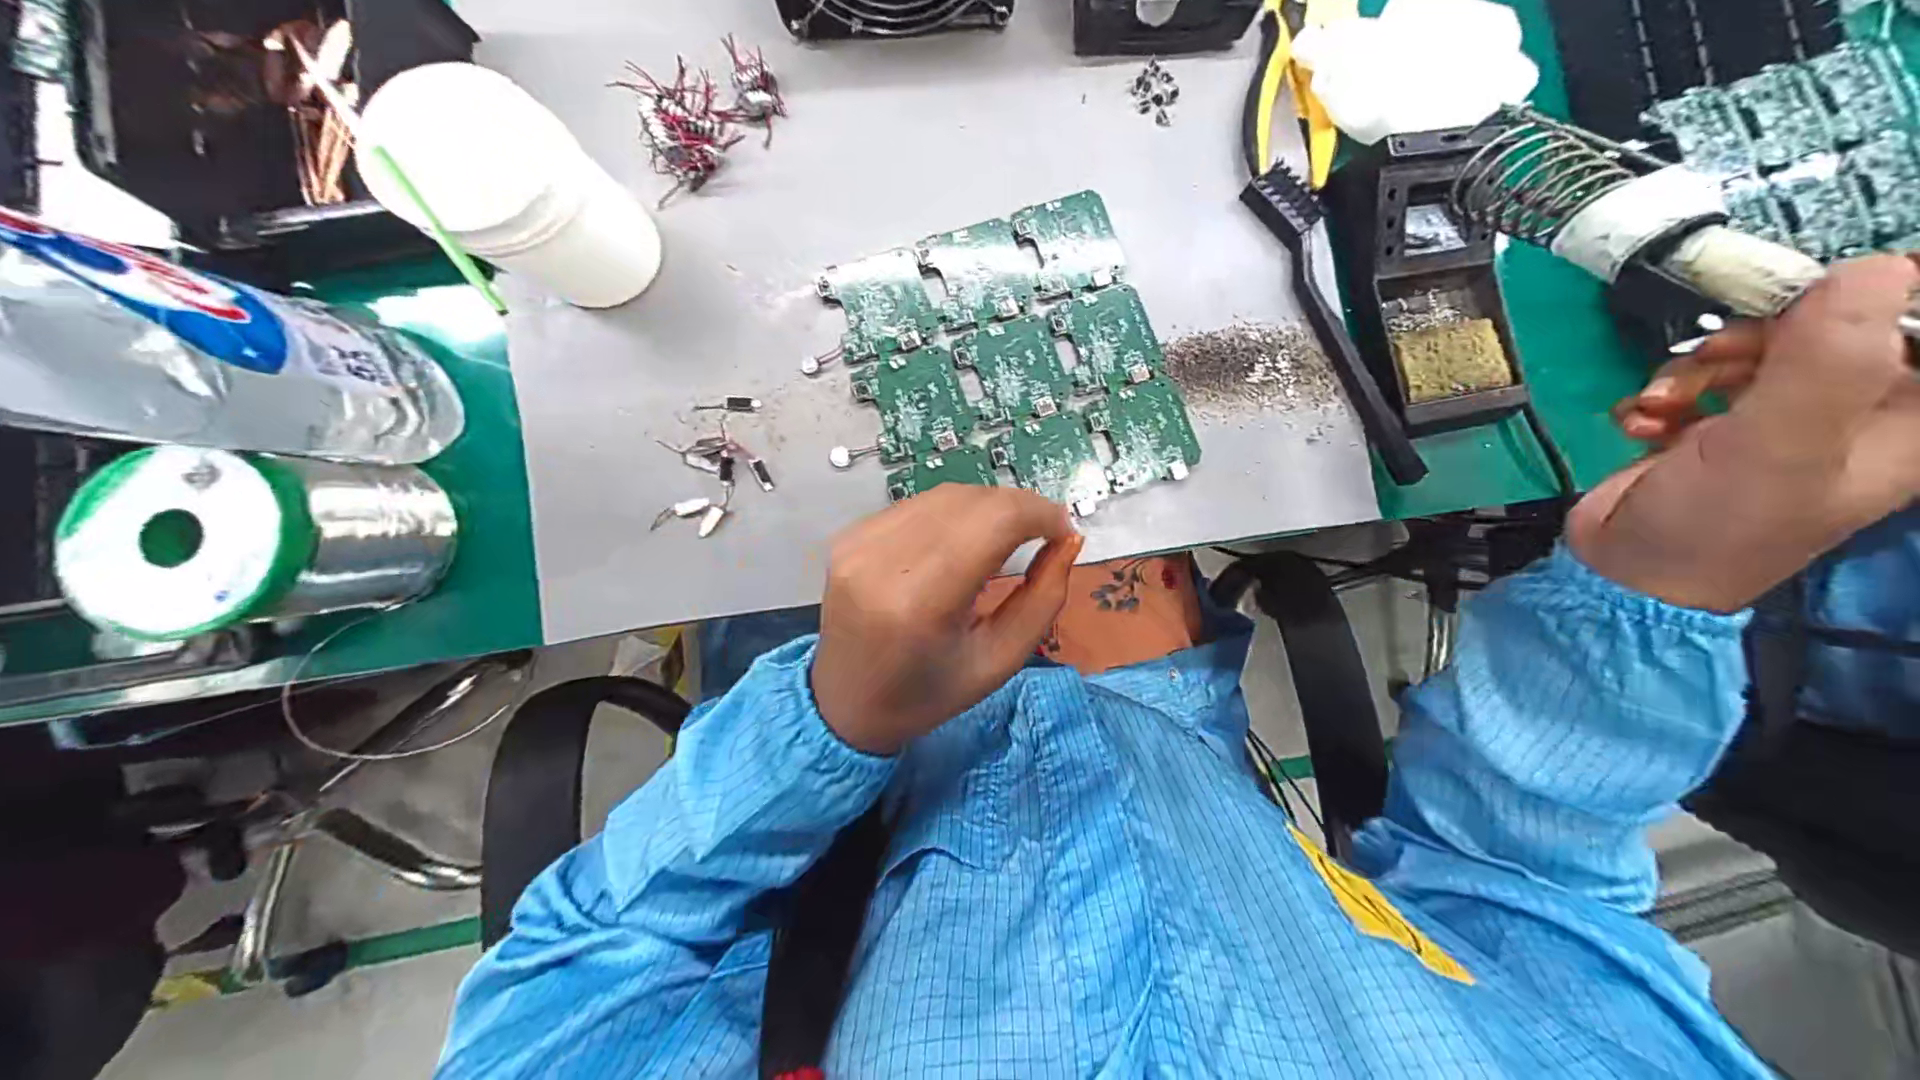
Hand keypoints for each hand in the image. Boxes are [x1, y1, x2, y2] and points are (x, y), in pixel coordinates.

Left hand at [811, 485, 1083, 755]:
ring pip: (945, 495)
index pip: (995, 519)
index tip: (1062, 533)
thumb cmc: (929, 692)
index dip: (1040, 513)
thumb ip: (1044, 598)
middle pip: (972, 499)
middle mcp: (883, 559)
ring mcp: (859, 542)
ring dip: (986, 509)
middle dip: (1018, 509)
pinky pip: (917, 505)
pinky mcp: (848, 536)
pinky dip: (951, 515)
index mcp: (921, 601)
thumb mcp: (1000, 660)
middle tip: (1040, 537)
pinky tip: (958, 545)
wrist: (847, 703)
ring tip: (1002, 541)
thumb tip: (1068, 540)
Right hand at [1571, 254, 1919, 612]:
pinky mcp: (1706, 431)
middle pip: (1827, 331)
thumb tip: (1869, 268)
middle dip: (1762, 334)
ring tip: (1661, 403)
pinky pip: (1692, 386)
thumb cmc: (1721, 521)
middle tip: (1715, 356)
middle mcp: (1848, 412)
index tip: (1813, 294)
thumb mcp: (1779, 444)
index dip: (1880, 299)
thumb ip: (1828, 359)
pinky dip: (1657, 398)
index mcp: (1907, 415)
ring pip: (1749, 355)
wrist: (1626, 572)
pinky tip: (1641, 423)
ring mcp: (1772, 422)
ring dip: (1693, 370)